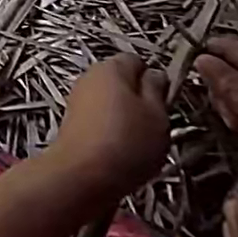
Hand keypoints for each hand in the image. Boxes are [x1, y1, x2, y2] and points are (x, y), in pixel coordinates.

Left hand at [50, 54, 170, 203]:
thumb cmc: (126, 142)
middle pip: (123, 82)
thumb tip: (155, 74)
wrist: (82, 175)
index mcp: (111, 67)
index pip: (137, 61)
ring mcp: (78, 99)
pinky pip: (100, 121)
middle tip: (154, 126)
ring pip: (112, 103)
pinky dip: (111, 133)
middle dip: (140, 101)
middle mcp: (90, 76)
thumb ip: (158, 89)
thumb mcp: (157, 114)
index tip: (165, 102)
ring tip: (138, 145)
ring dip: (127, 119)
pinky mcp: (73, 122)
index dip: (154, 80)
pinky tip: (120, 153)